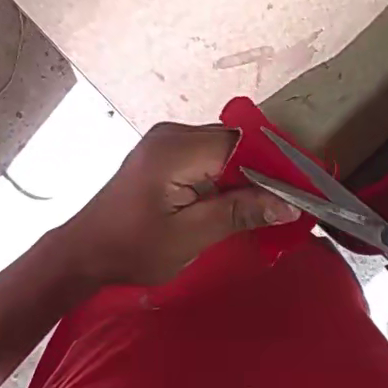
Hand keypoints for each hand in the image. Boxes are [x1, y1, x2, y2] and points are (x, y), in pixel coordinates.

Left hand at [60, 122, 296, 286]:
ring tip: (271, 208)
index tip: (302, 194)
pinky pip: (211, 158)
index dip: (276, 167)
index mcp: (177, 149)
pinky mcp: (166, 155)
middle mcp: (174, 134)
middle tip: (290, 206)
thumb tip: (289, 204)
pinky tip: (239, 203)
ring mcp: (168, 142)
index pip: (244, 144)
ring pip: (227, 151)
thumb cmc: (132, 248)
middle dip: (265, 173)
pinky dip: (229, 178)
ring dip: (249, 177)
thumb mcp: (191, 236)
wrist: (85, 252)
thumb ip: (240, 213)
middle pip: (238, 144)